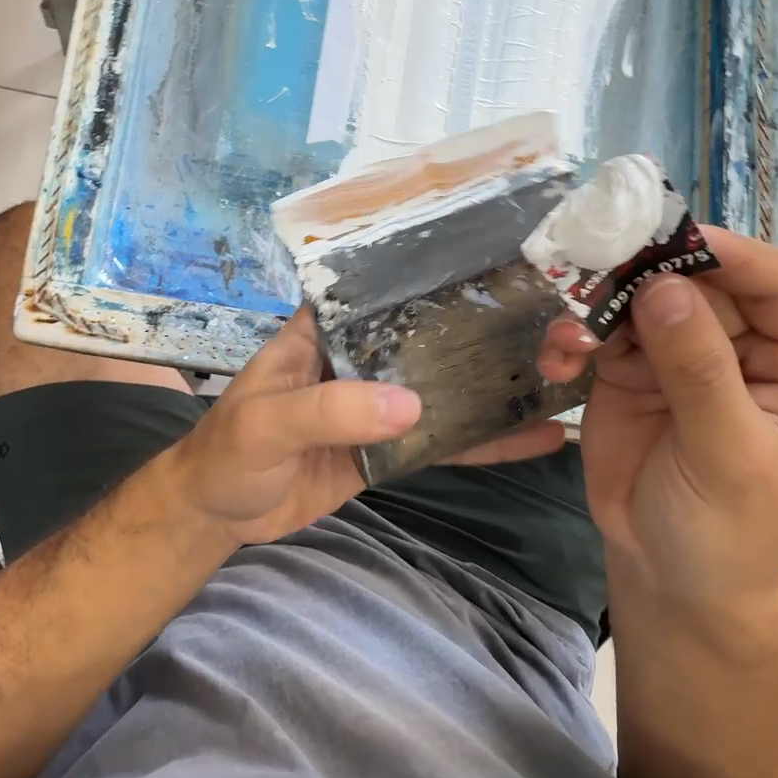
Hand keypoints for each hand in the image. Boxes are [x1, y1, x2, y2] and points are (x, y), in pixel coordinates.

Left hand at [168, 309, 568, 545]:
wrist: (219, 513)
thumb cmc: (229, 452)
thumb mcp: (267, 423)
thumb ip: (330, 411)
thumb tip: (411, 405)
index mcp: (322, 333)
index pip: (378, 292)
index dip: (428, 276)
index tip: (494, 264)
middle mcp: (355, 360)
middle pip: (421, 338)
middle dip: (476, 330)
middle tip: (552, 320)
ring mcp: (373, 405)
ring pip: (438, 389)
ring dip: (488, 387)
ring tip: (558, 376)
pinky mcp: (385, 449)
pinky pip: (438, 442)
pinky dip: (480, 443)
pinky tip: (533, 439)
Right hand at [537, 228, 777, 613]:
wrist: (665, 576)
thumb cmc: (729, 529)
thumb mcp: (727, 454)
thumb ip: (698, 370)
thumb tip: (663, 287)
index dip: (731, 255)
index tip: (669, 237)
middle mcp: (748, 347)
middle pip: (700, 282)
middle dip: (644, 277)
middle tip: (590, 272)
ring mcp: (684, 354)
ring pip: (642, 299)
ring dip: (597, 309)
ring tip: (569, 340)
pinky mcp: (630, 369)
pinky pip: (601, 332)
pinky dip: (573, 340)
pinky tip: (558, 365)